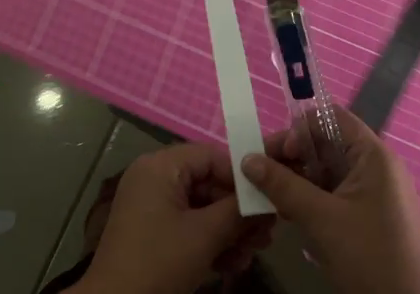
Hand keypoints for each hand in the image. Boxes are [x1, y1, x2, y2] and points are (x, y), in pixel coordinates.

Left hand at [75, 142, 274, 293]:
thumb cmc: (159, 261)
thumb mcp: (204, 235)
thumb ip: (237, 212)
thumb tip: (266, 199)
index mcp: (160, 166)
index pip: (210, 156)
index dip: (241, 176)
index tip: (268, 199)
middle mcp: (154, 178)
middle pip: (207, 183)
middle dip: (238, 210)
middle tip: (267, 232)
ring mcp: (151, 206)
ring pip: (200, 208)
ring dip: (229, 230)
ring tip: (255, 252)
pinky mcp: (152, 231)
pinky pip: (187, 225)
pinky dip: (210, 241)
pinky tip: (234, 264)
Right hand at [241, 107, 419, 293]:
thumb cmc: (369, 257)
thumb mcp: (320, 219)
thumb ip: (282, 185)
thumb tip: (246, 159)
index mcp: (373, 156)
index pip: (331, 117)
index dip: (300, 128)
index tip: (277, 154)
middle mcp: (377, 167)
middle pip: (328, 145)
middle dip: (294, 157)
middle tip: (262, 176)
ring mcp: (376, 194)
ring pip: (329, 172)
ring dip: (300, 181)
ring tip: (273, 199)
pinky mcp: (372, 218)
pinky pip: (337, 195)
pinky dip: (314, 200)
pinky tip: (293, 215)